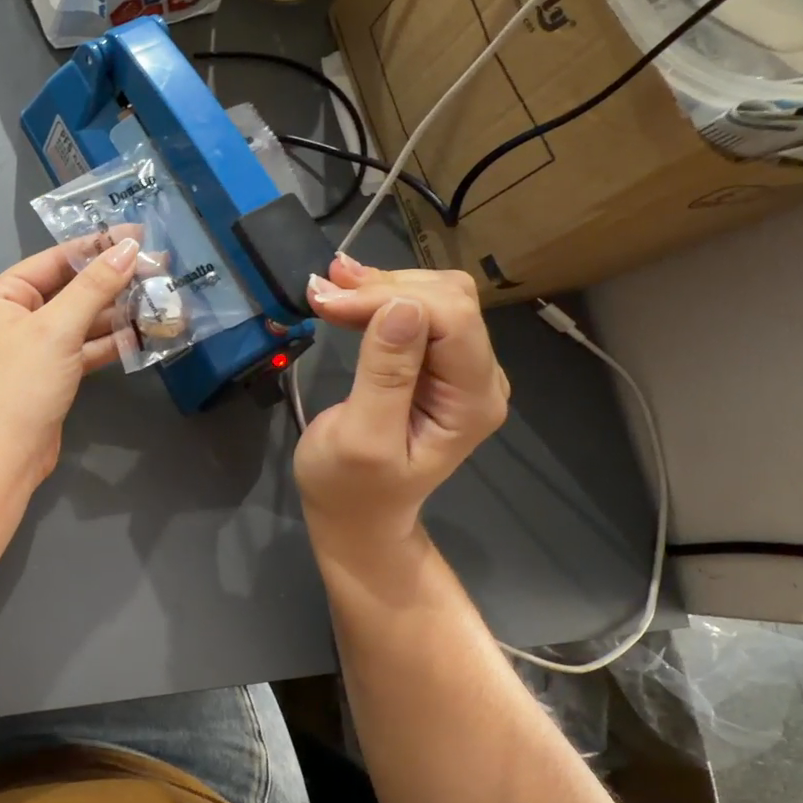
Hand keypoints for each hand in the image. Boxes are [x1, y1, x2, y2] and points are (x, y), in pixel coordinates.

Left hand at [0, 238, 139, 486]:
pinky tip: (145, 331)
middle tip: (160, 266)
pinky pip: (86, 346)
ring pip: (83, 318)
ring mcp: (35, 346)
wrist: (6, 457)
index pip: (54, 259)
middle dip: (113, 280)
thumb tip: (128, 247)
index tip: (138, 235)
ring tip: (162, 296)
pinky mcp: (54, 372)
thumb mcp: (58, 329)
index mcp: (2, 296)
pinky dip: (112, 340)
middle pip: (71, 287)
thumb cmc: (22, 384)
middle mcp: (15, 316)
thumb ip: (94, 287)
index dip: (96, 246)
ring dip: (119, 310)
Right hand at [293, 256, 510, 562]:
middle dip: (383, 287)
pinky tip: (345, 293)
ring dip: (379, 286)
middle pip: (448, 299)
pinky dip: (379, 297)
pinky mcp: (434, 365)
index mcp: (472, 399)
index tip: (327, 304)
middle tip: (321, 293)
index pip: (451, 318)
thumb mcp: (361, 438)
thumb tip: (400, 307)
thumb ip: (384, 375)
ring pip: (434, 297)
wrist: (355, 516)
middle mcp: (480, 377)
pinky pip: (419, 312)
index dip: (390, 297)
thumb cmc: (351, 485)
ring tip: (327, 288)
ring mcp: (459, 369)